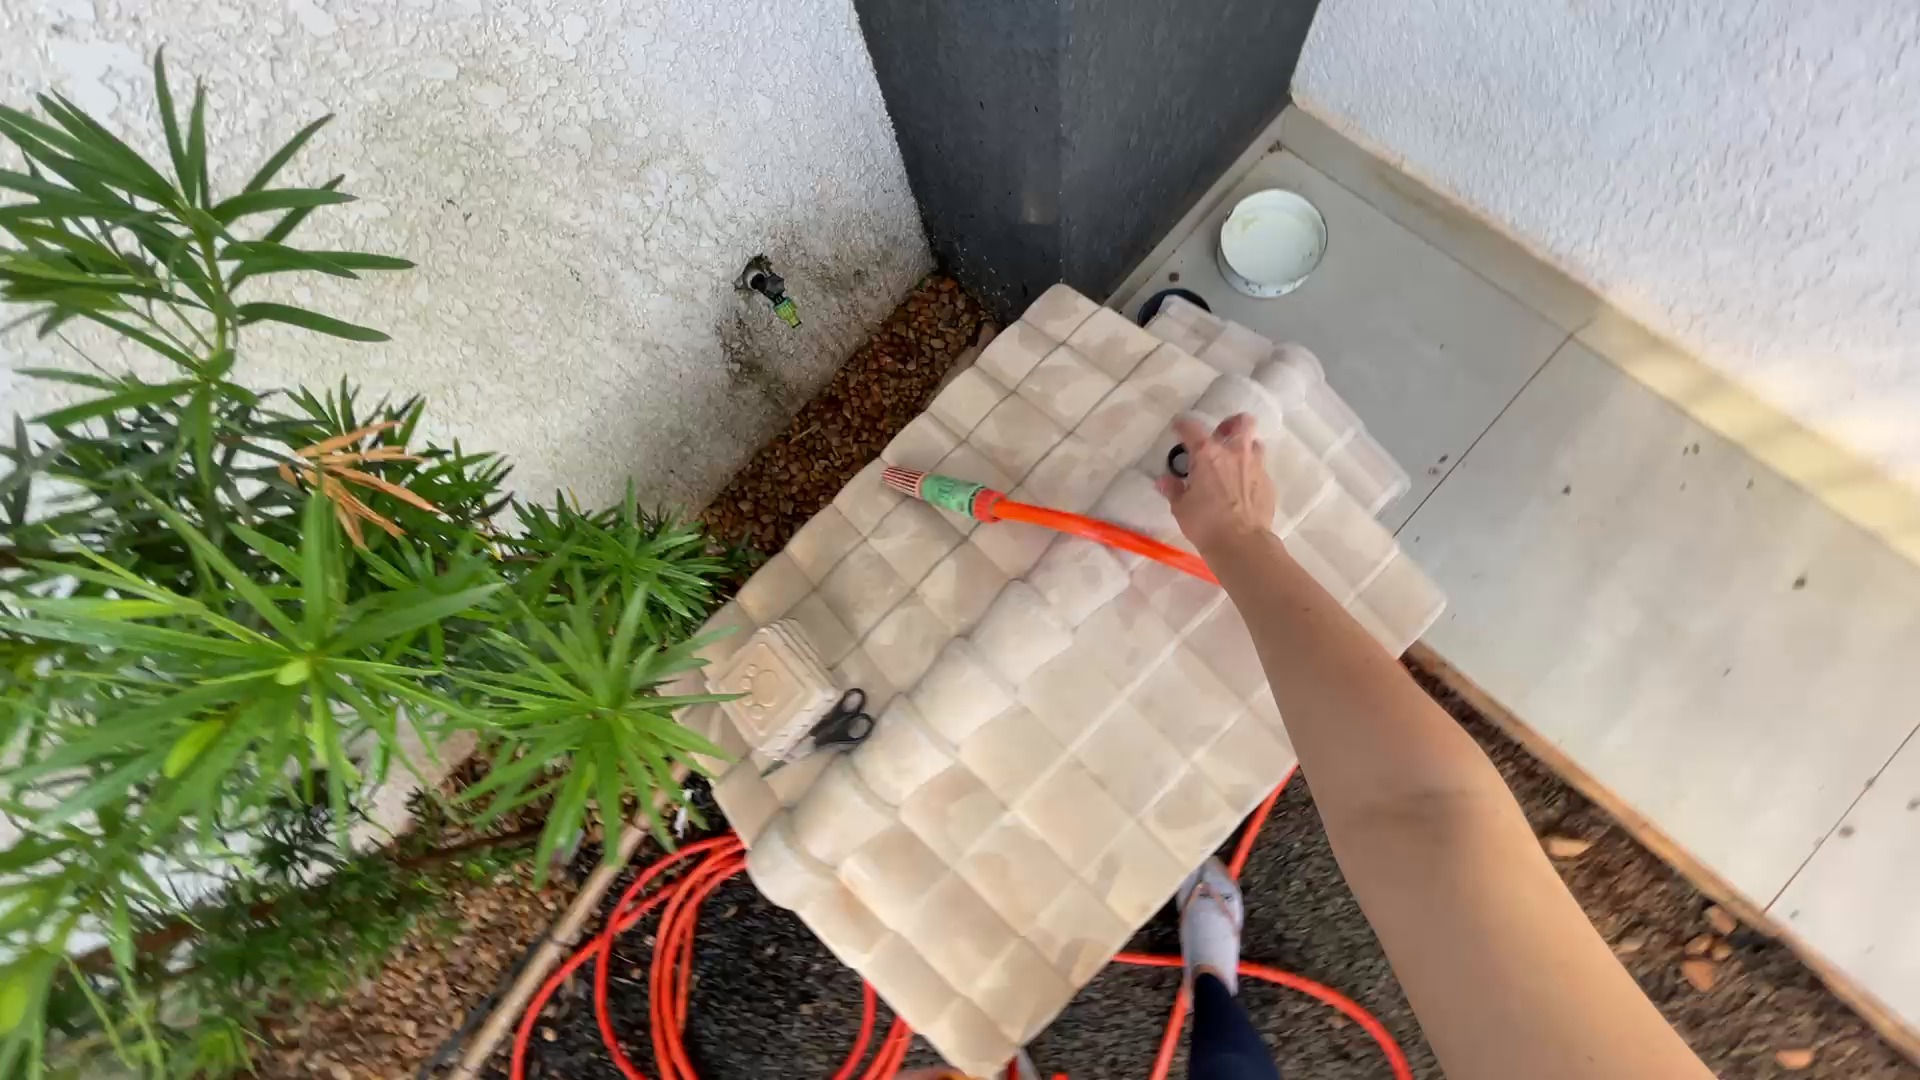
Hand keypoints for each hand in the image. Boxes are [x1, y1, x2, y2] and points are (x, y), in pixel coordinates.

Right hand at [1156, 413, 1274, 553]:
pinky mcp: (1268, 483)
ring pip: (1255, 443)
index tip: (1179, 427)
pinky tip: (1242, 488)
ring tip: (1234, 461)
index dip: (1183, 425)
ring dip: (1244, 447)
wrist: (1241, 543)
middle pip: (1241, 423)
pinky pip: (1260, 469)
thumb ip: (1173, 490)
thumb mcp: (1180, 508)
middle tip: (1221, 434)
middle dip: (1231, 423)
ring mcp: (1255, 466)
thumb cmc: (1205, 523)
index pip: (1192, 429)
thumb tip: (1165, 481)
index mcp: (1207, 455)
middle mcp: (1235, 453)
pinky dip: (1250, 472)